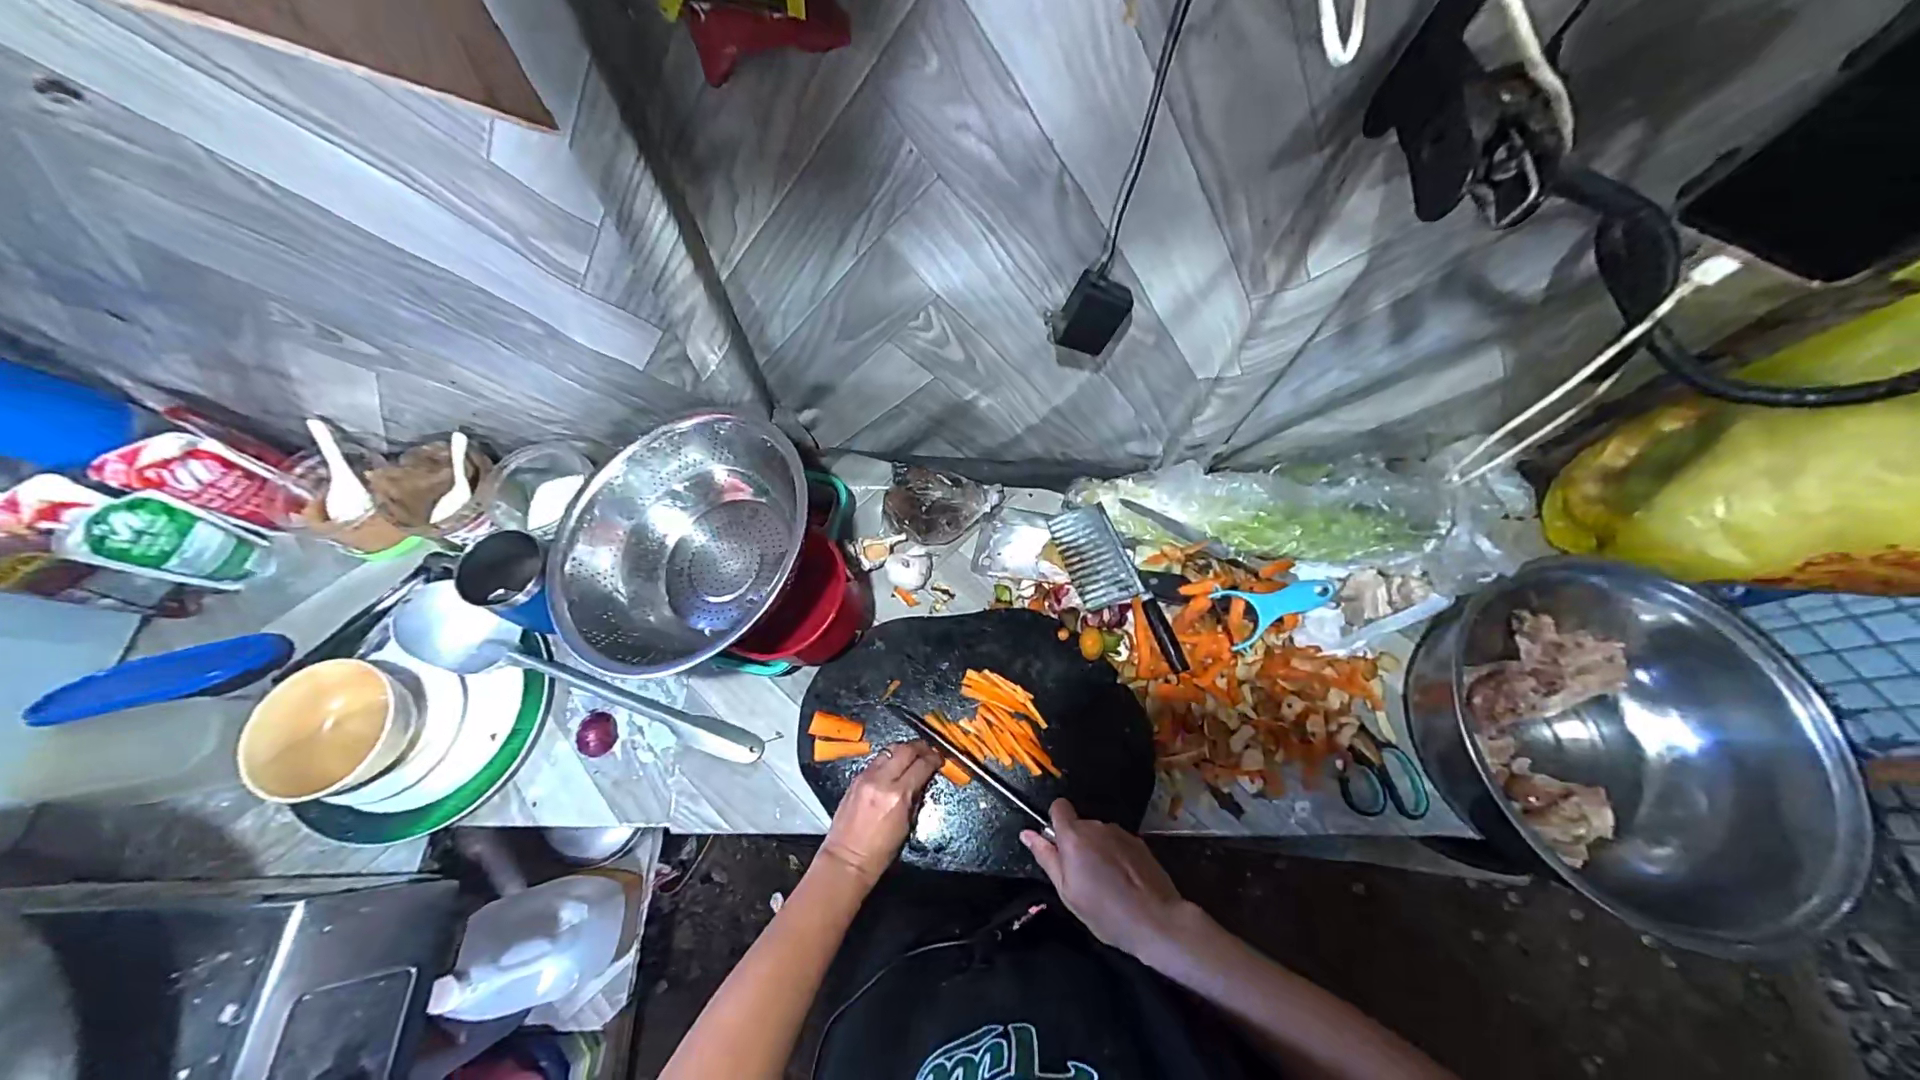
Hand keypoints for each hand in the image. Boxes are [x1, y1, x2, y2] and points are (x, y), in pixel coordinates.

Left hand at [816, 741, 940, 888]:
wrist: (846, 859)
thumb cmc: (880, 852)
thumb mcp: (908, 825)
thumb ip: (915, 797)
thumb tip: (922, 780)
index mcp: (898, 796)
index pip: (921, 765)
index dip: (934, 759)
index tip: (939, 759)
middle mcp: (881, 781)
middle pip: (905, 749)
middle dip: (921, 747)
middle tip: (929, 751)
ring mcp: (865, 777)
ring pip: (889, 750)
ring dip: (904, 749)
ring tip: (913, 753)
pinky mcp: (855, 779)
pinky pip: (876, 760)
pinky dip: (889, 758)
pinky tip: (894, 764)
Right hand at [1022, 799, 1190, 957]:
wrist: (1157, 921)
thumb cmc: (1105, 912)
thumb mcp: (1067, 891)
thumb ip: (1046, 857)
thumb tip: (1027, 834)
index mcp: (1075, 836)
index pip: (1058, 807)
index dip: (1055, 823)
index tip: (1058, 847)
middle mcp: (1098, 826)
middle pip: (1079, 825)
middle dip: (1077, 845)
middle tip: (1082, 878)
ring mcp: (1121, 833)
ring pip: (1099, 835)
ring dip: (1097, 851)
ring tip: (1106, 884)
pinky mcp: (1140, 843)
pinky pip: (1118, 843)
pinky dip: (1116, 857)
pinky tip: (1124, 882)